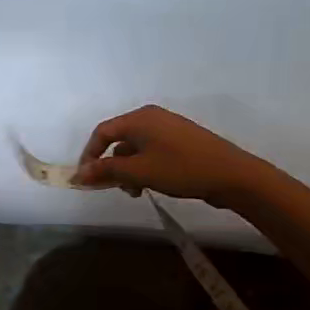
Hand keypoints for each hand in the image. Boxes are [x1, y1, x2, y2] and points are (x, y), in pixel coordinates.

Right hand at [75, 105, 271, 206]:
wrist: (230, 174)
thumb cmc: (180, 169)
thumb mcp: (139, 172)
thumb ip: (107, 171)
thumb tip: (79, 173)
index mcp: (139, 118)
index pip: (102, 132)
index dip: (89, 155)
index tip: (85, 179)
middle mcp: (152, 118)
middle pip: (119, 140)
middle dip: (111, 166)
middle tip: (113, 189)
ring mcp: (168, 129)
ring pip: (135, 149)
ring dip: (128, 170)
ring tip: (135, 192)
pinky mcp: (181, 142)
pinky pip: (151, 152)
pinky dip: (144, 168)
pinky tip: (151, 186)